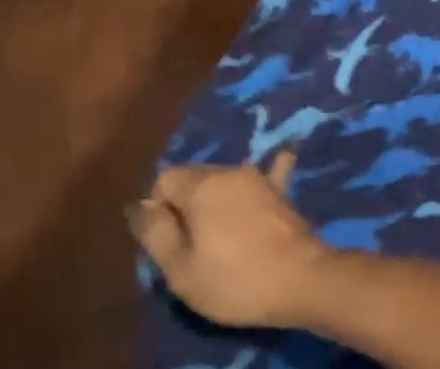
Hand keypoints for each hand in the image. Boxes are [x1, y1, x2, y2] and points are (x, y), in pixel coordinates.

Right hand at [131, 152, 330, 328]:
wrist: (301, 279)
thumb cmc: (234, 279)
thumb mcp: (180, 269)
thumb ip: (155, 233)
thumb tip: (139, 205)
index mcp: (202, 185)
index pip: (164, 178)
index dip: (156, 208)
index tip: (165, 240)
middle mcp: (231, 171)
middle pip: (194, 177)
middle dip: (183, 204)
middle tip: (188, 244)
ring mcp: (260, 178)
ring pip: (224, 179)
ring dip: (215, 200)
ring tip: (218, 235)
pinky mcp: (281, 191)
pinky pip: (269, 172)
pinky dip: (263, 174)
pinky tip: (279, 159)